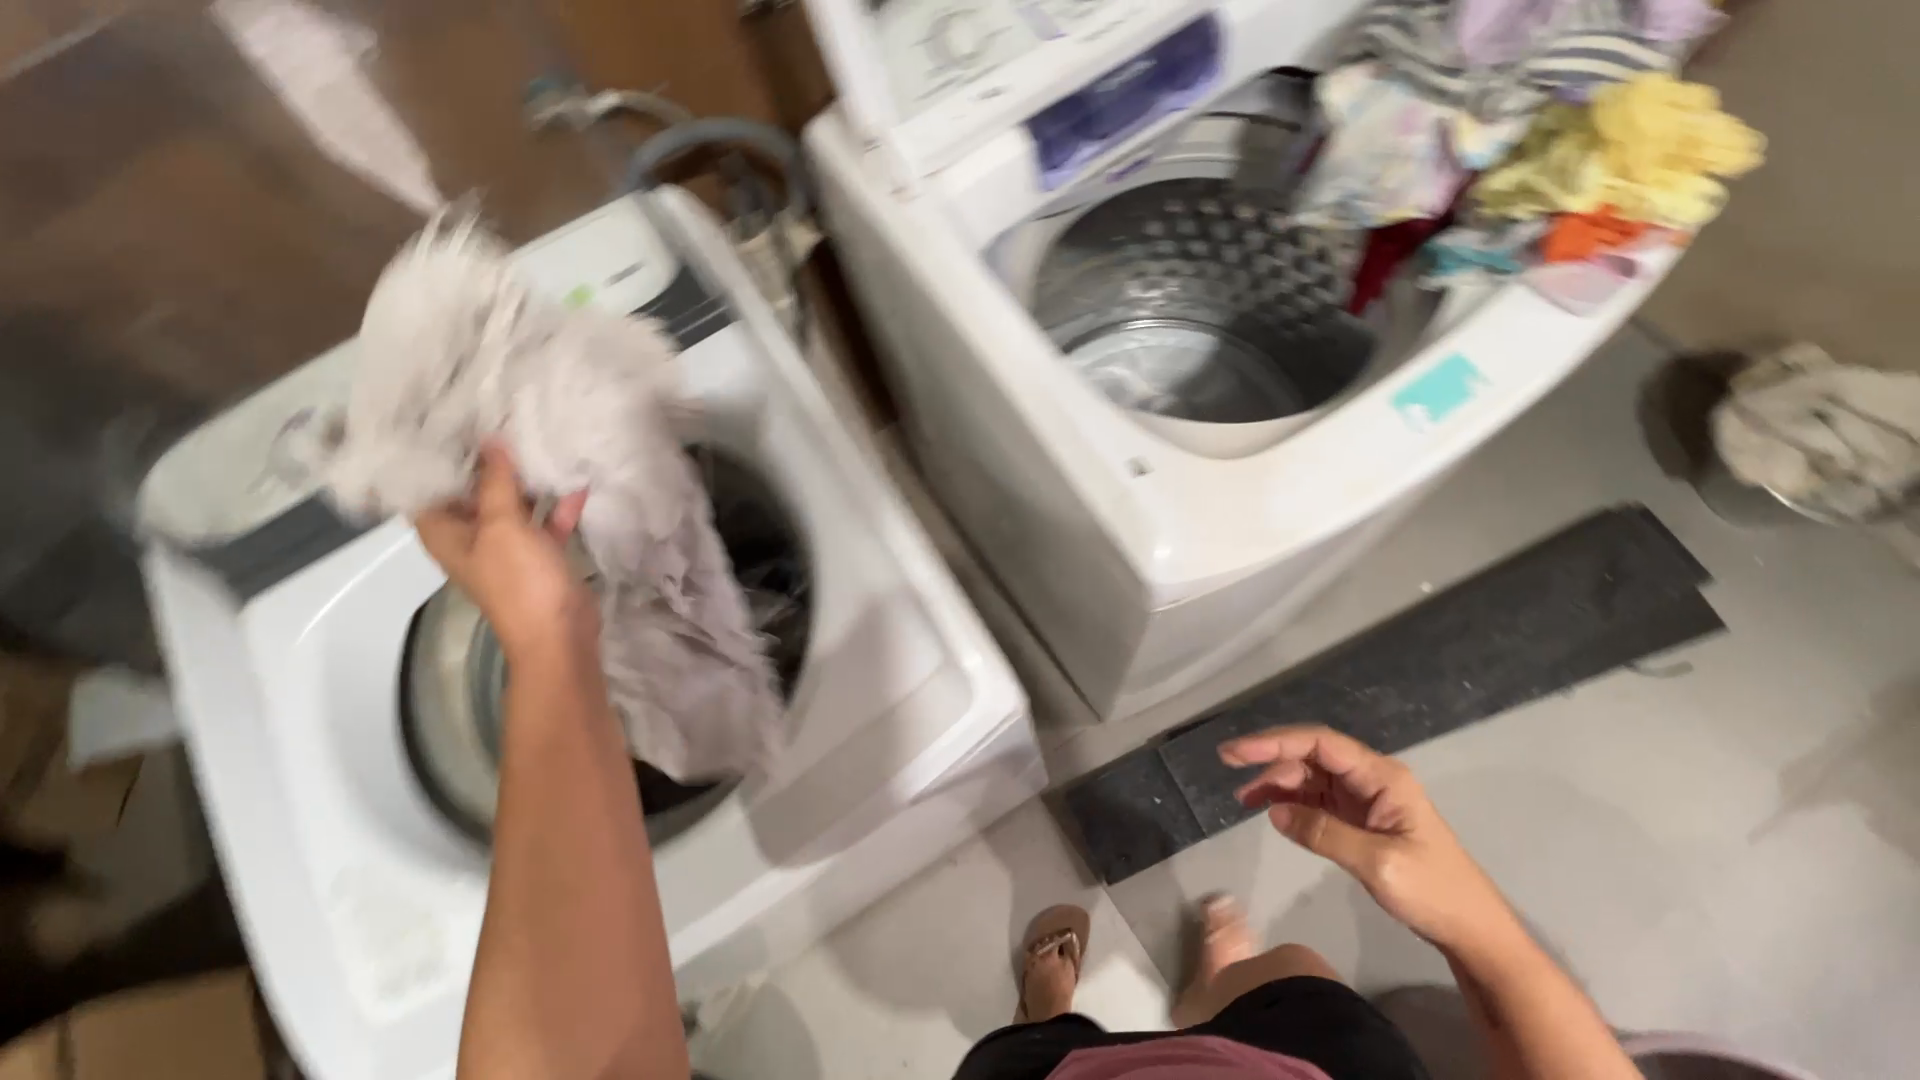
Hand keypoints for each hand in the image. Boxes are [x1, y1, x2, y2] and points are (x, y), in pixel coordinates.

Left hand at [413, 443, 595, 664]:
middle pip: (473, 492)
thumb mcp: (502, 526)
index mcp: (446, 533)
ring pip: (512, 506)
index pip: (430, 487)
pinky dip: (558, 507)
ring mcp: (508, 548)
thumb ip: (495, 482)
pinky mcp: (541, 556)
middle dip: (489, 462)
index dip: (439, 457)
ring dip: (526, 482)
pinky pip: (546, 524)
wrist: (559, 634)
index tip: (455, 422)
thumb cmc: (519, 580)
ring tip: (539, 441)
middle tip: (504, 420)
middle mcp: (471, 538)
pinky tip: (577, 485)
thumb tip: (491, 441)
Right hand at [1220, 726, 1518, 953]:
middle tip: (1229, 772)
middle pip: (1310, 755)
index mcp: (1382, 776)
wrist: (1472, 930)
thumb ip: (1324, 833)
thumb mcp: (1378, 864)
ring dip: (1276, 782)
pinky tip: (1270, 812)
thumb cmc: (1434, 892)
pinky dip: (1290, 802)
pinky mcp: (1360, 820)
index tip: (1236, 752)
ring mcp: (1365, 799)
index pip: (1319, 743)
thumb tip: (1275, 812)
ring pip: (1310, 776)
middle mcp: (1372, 778)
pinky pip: (1316, 800)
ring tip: (1243, 800)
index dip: (1274, 742)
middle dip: (1270, 760)